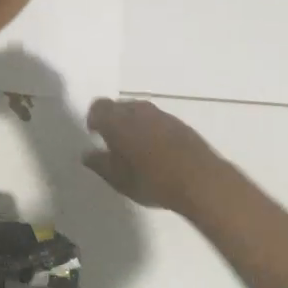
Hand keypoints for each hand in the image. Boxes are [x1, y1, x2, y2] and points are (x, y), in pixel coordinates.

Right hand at [84, 99, 223, 212]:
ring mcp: (161, 115)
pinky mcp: (180, 124)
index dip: (94, 120)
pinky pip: (158, 121)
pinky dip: (152, 131)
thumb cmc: (152, 180)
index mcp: (117, 120)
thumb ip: (99, 164)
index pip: (98, 106)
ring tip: (137, 151)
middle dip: (114, 122)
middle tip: (115, 145)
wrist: (201, 180)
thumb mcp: (118, 179)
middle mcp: (138, 110)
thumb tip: (87, 155)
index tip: (96, 136)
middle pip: (119, 107)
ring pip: (139, 113)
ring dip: (134, 126)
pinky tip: (157, 153)